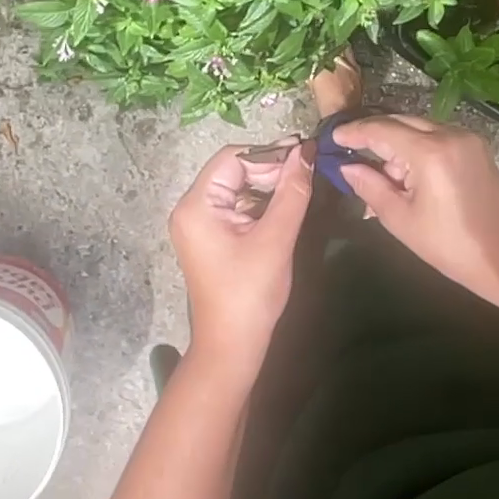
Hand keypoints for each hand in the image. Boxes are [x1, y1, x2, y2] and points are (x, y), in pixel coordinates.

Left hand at [167, 142, 313, 369]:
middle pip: (233, 170)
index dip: (269, 152)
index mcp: (196, 205)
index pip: (233, 158)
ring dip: (268, 185)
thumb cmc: (250, 293)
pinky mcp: (210, 237)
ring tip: (301, 186)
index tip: (304, 153)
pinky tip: (285, 205)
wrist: (232, 346)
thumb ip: (291, 191)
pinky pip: (236, 206)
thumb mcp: (276, 238)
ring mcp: (198, 223)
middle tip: (307, 171)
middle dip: (270, 168)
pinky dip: (260, 202)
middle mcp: (191, 208)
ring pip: (237, 187)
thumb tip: (305, 151)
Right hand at [332, 115, 498, 297]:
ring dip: (396, 142)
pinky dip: (417, 146)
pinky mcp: (476, 147)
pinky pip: (437, 136)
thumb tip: (346, 166)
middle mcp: (450, 135)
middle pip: (401, 121)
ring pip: (419, 127)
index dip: (355, 132)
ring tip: (383, 174)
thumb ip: (370, 186)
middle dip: (374, 133)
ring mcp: (466, 139)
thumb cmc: (449, 244)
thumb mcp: (400, 219)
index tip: (334, 136)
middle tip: (350, 148)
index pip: (382, 130)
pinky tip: (407, 173)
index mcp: (430, 153)